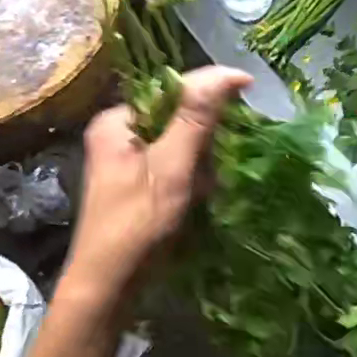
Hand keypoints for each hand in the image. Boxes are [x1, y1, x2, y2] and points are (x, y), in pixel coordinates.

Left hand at [62, 67, 251, 297]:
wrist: (109, 285)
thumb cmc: (136, 224)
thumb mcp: (171, 167)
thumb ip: (195, 119)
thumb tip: (226, 72)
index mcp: (117, 121)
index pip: (171, 90)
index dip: (209, 93)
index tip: (247, 95)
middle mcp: (118, 136)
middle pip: (176, 118)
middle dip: (205, 138)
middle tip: (221, 161)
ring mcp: (126, 164)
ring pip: (179, 145)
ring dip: (202, 163)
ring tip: (208, 186)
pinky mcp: (137, 188)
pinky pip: (173, 169)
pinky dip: (192, 180)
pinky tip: (200, 198)